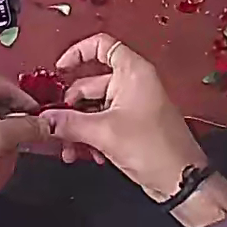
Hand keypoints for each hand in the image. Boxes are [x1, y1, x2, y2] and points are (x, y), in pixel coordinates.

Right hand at [39, 34, 208, 201]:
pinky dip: (90, 136)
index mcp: (132, 72)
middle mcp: (132, 83)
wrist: (180, 181)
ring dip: (78, 126)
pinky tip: (86, 155)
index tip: (59, 69)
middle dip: (71, 106)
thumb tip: (46, 119)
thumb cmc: (154, 148)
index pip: (102, 45)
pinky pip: (101, 122)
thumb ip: (70, 123)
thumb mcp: (104, 133)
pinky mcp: (130, 125)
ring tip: (69, 147)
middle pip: (90, 83)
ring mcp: (131, 105)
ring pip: (93, 107)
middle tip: (55, 125)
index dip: (77, 52)